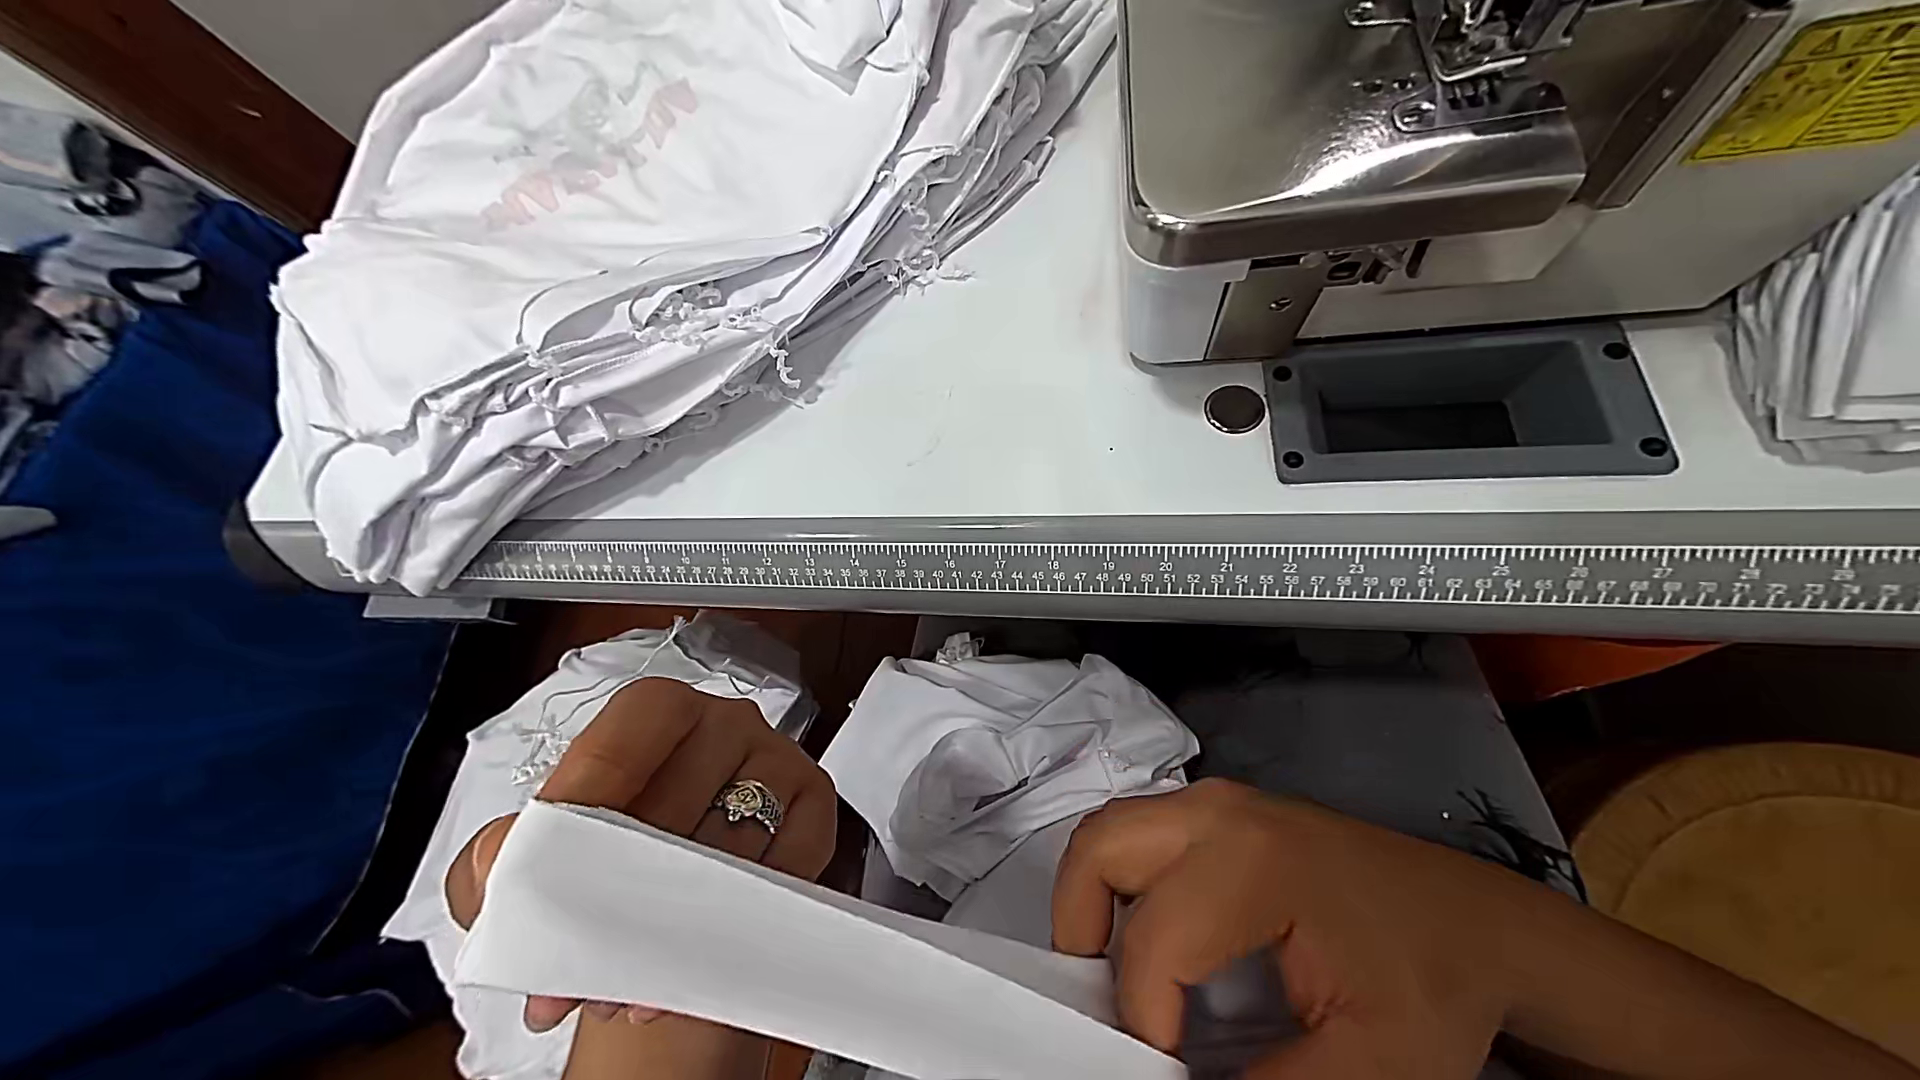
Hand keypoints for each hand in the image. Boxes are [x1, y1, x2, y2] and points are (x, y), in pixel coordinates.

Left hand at [446, 676, 836, 1032]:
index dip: (587, 803)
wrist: (672, 900)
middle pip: (679, 799)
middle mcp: (725, 721)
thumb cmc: (607, 863)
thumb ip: (496, 858)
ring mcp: (777, 758)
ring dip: (683, 924)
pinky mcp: (815, 803)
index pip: (624, 738)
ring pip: (734, 838)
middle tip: (576, 972)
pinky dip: (748, 917)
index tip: (550, 882)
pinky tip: (700, 963)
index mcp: (657, 713)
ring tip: (627, 986)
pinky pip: (792, 858)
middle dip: (626, 895)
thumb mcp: (533, 861)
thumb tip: (506, 859)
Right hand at [1050, 778, 1537, 1078]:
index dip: (1142, 1016)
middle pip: (1099, 848)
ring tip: (1116, 967)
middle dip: (1078, 926)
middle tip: (1101, 999)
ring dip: (1091, 896)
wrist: (1474, 918)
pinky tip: (1149, 928)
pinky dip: (1116, 877)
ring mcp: (1212, 799)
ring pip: (1106, 830)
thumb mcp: (1370, 1065)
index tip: (1165, 1063)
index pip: (1155, 939)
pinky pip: (1134, 828)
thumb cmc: (1428, 982)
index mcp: (1255, 864)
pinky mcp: (1214, 806)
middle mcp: (1217, 813)